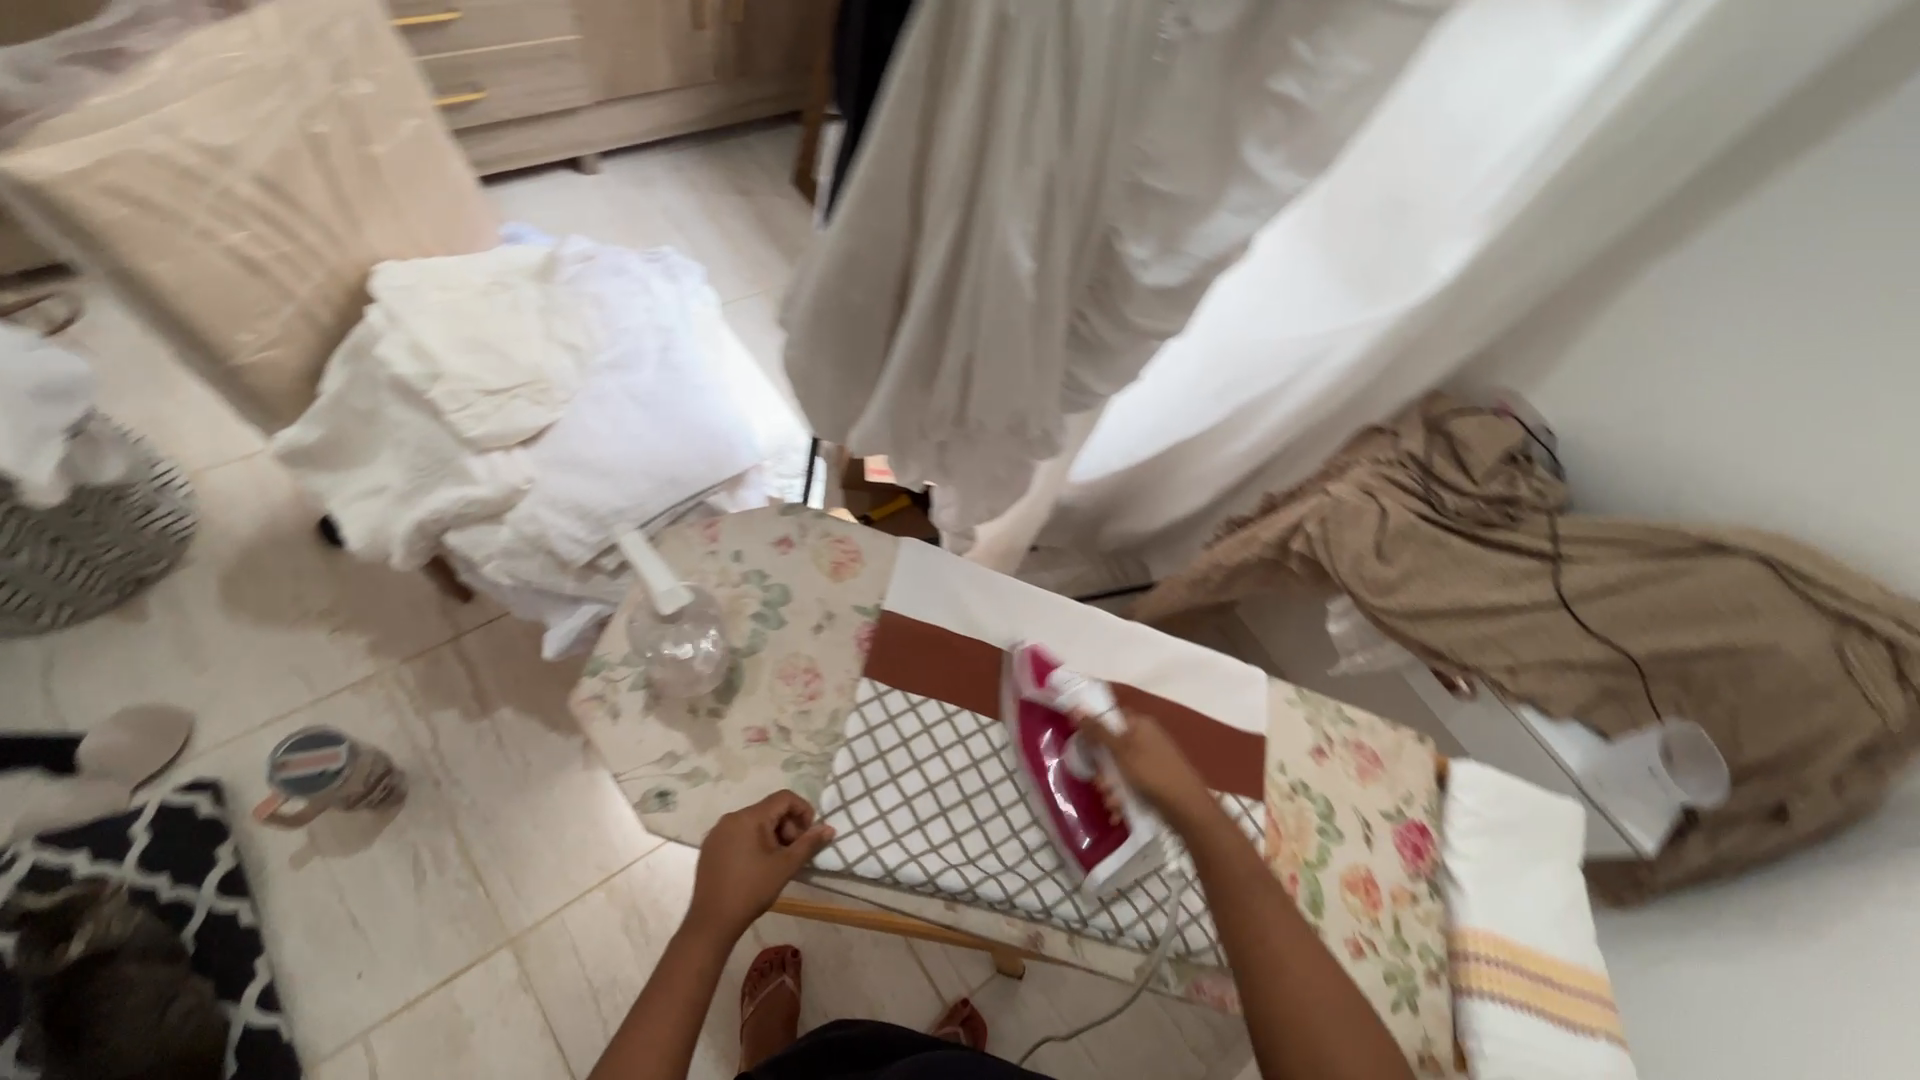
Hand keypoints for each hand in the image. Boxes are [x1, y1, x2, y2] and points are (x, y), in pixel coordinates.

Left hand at [686, 791, 834, 942]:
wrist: (712, 921)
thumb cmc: (752, 890)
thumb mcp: (786, 866)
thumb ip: (809, 843)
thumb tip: (829, 828)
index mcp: (749, 817)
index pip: (784, 798)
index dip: (803, 811)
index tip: (809, 835)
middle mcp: (730, 818)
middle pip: (769, 810)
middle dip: (787, 827)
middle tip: (793, 853)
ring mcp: (717, 833)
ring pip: (754, 823)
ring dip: (772, 836)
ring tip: (777, 862)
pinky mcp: (710, 847)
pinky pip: (739, 834)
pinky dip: (754, 842)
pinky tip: (757, 867)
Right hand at [1076, 708, 1217, 831]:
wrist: (1186, 807)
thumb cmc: (1152, 772)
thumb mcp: (1121, 751)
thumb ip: (1098, 731)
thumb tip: (1077, 708)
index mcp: (1139, 724)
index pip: (1110, 716)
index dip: (1094, 727)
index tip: (1081, 743)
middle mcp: (1145, 738)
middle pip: (1111, 746)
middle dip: (1102, 768)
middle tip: (1100, 782)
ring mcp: (1149, 760)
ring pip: (1118, 769)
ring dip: (1111, 787)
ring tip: (1112, 802)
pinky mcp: (1153, 780)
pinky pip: (1130, 783)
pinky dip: (1122, 796)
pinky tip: (1119, 809)